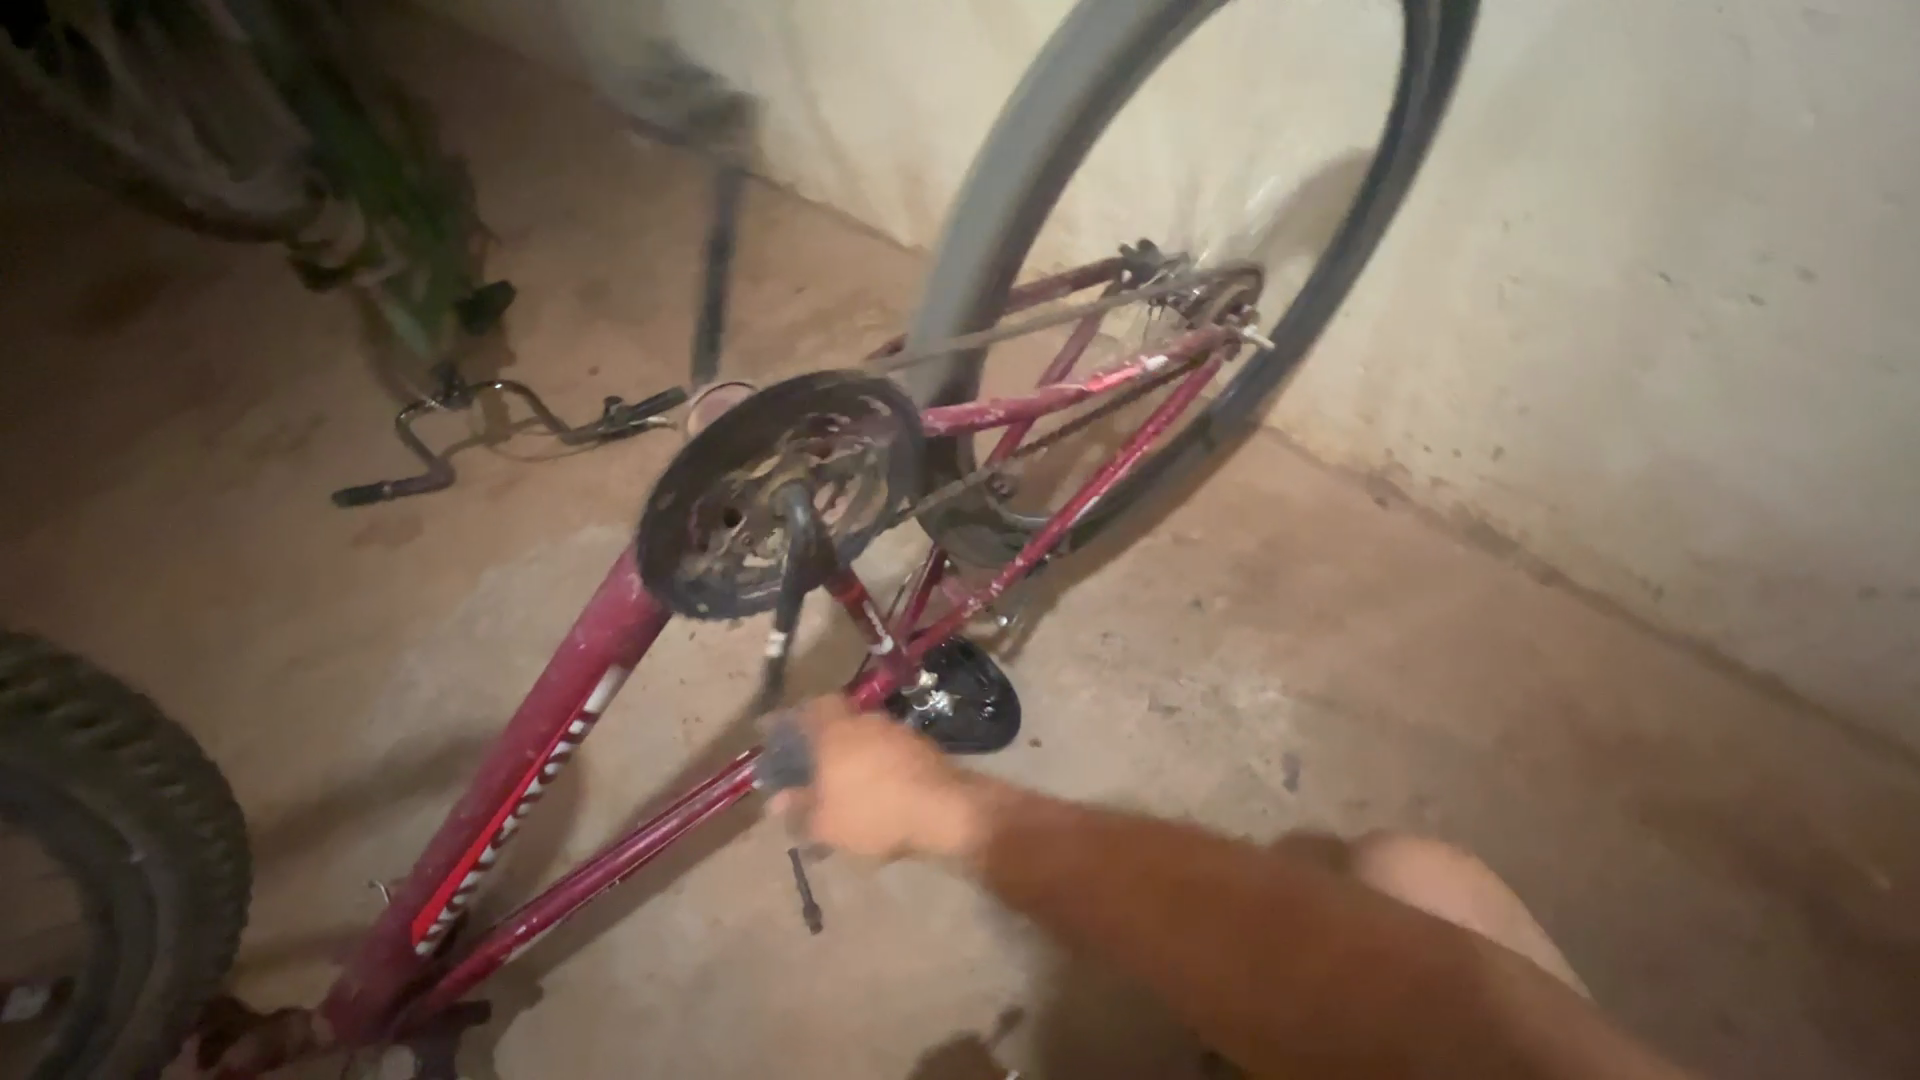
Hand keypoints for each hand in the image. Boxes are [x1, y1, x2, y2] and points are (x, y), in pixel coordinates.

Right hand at [769, 695, 987, 861]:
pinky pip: (888, 748)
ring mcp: (897, 730)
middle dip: (825, 738)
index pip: (811, 707)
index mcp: (836, 731)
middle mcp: (865, 721)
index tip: (782, 731)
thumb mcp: (826, 822)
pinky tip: (877, 786)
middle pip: (838, 720)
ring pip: (865, 734)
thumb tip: (776, 800)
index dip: (795, 717)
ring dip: (853, 752)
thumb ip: (799, 808)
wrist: (943, 810)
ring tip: (845, 780)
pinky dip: (878, 762)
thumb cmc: (874, 813)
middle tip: (814, 762)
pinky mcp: (920, 746)